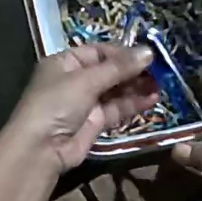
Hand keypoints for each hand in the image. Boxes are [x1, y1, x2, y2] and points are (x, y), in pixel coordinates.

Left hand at [3, 43, 159, 172]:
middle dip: (133, 71)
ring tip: (160, 84)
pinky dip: (133, 104)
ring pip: (115, 91)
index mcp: (65, 63)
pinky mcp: (94, 123)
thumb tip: (148, 52)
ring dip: (136, 87)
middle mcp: (75, 81)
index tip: (147, 54)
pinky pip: (116, 109)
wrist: (41, 148)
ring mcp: (85, 103)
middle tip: (160, 70)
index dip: (122, 53)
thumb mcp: (86, 80)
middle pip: (109, 71)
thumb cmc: (57, 104)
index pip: (98, 52)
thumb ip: (118, 67)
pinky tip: (152, 99)